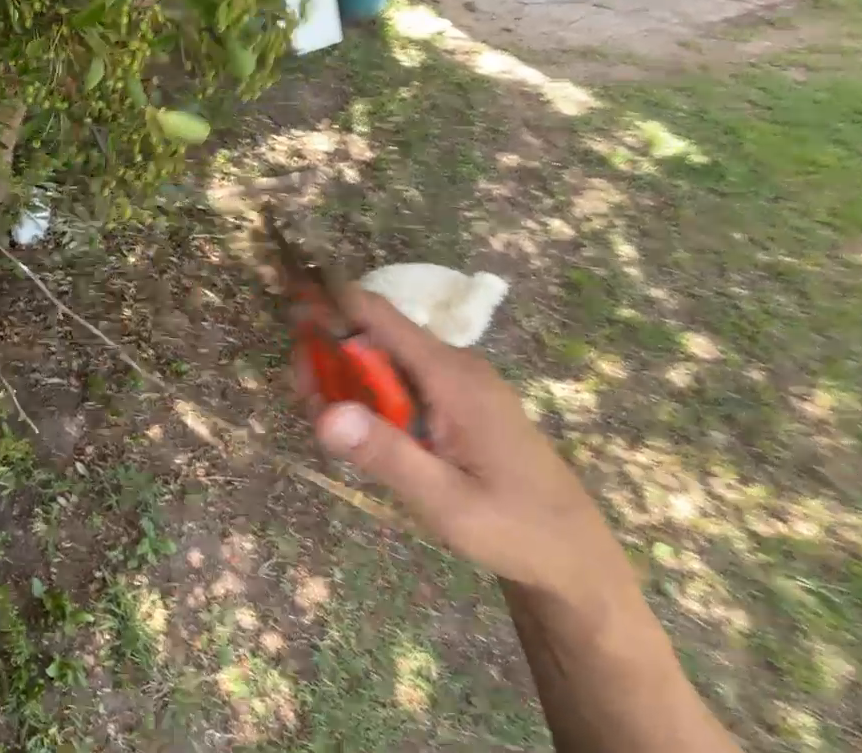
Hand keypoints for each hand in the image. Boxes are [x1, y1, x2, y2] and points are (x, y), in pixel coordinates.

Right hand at [297, 289, 636, 608]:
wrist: (575, 559)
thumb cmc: (515, 530)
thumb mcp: (446, 503)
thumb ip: (387, 456)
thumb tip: (325, 413)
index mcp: (453, 378)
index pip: (378, 315)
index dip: (327, 302)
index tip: (286, 309)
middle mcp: (453, 367)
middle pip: (371, 336)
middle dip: (325, 356)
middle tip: (301, 401)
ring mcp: (455, 382)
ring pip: (379, 360)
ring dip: (341, 381)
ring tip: (324, 424)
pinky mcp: (454, 401)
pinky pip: (396, 381)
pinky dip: (364, 396)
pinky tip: (358, 432)